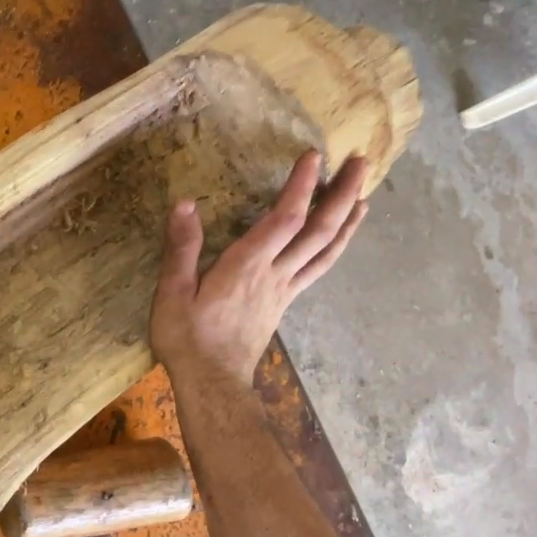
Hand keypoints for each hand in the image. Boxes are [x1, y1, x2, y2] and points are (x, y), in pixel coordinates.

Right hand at [151, 150, 367, 386]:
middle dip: (341, 194)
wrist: (211, 381)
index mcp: (247, 267)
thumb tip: (185, 204)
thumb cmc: (187, 337)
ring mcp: (284, 289)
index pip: (283, 218)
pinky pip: (318, 267)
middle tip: (359, 163)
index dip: (300, 186)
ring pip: (326, 250)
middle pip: (319, 230)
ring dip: (347, 219)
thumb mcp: (172, 292)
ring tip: (364, 194)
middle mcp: (275, 274)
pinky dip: (334, 246)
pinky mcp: (284, 302)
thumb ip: (182, 248)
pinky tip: (339, 236)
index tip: (312, 155)